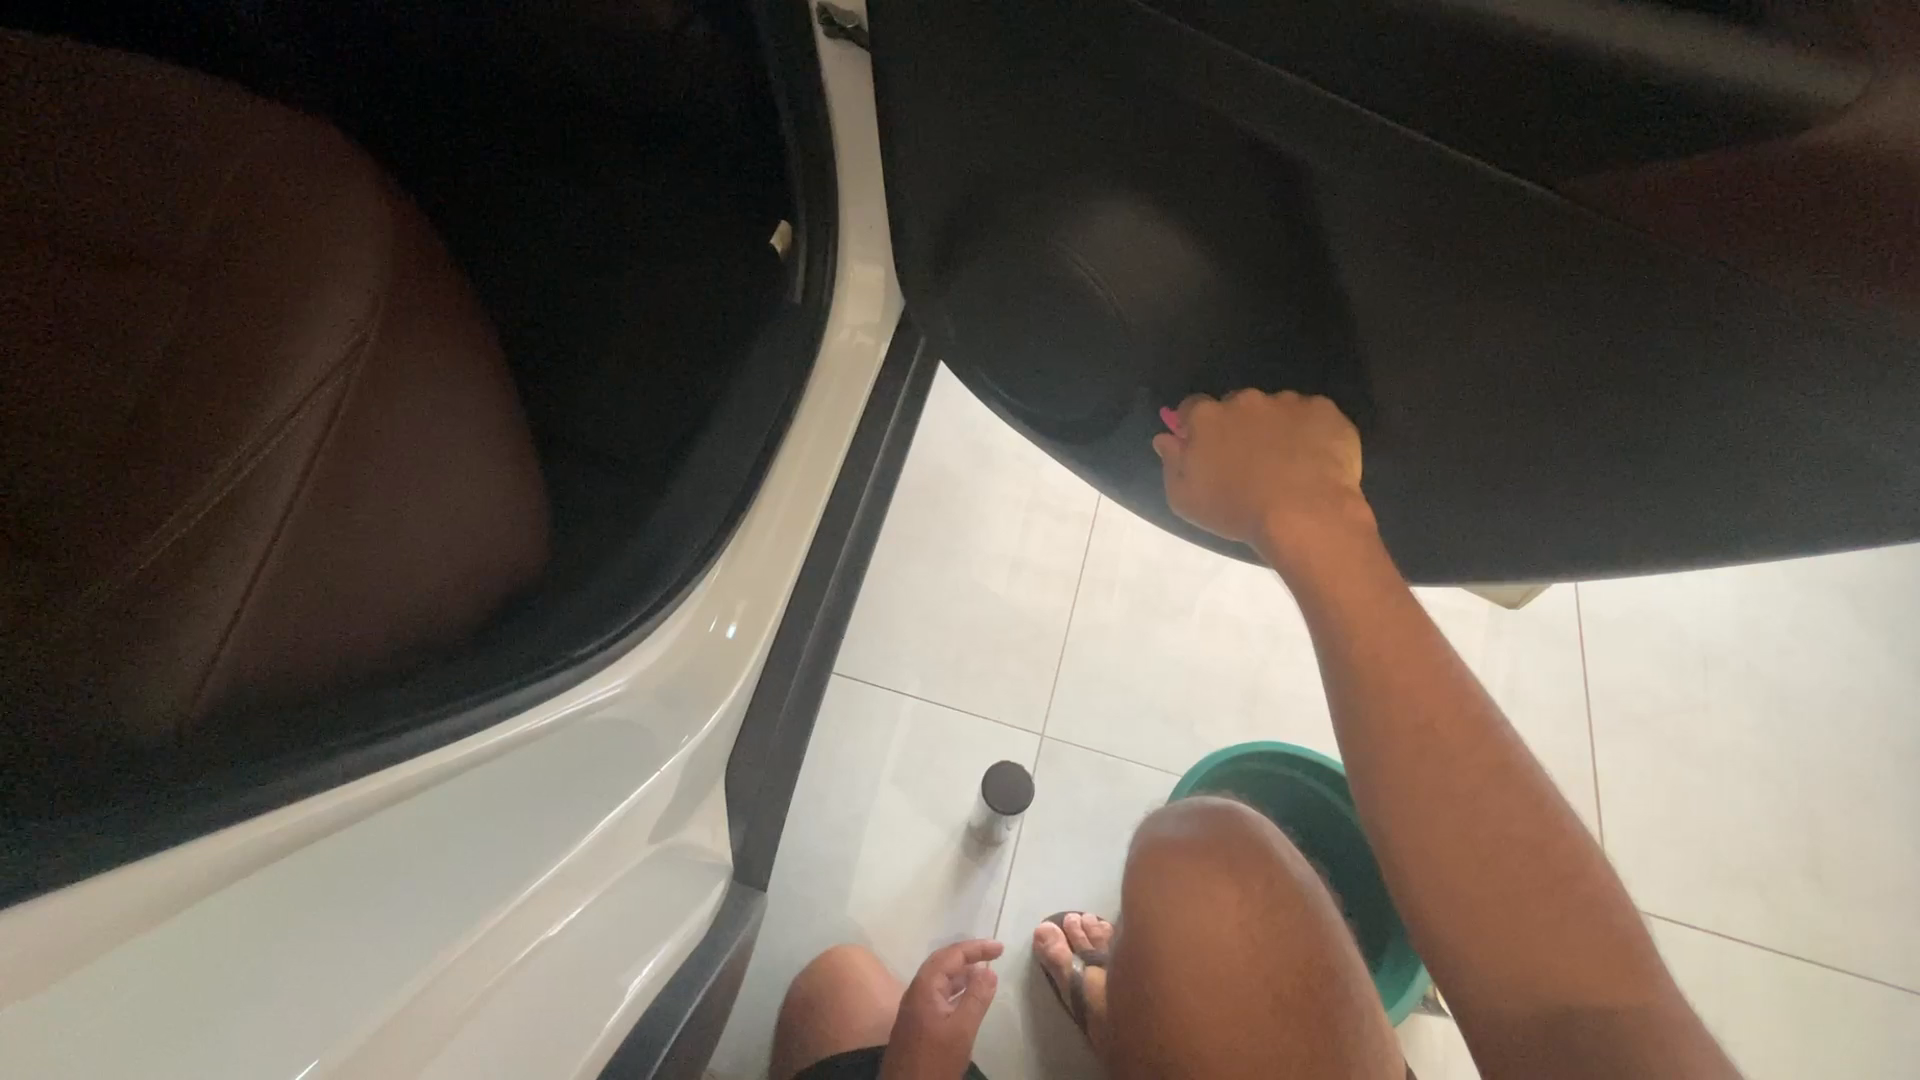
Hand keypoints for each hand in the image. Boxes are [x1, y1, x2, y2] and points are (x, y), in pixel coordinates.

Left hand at [878, 940, 1002, 1079]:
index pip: (952, 954)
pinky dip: (956, 989)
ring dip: (963, 972)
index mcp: (924, 986)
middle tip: (993, 954)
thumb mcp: (961, 1030)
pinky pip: (939, 994)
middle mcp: (916, 990)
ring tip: (985, 972)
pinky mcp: (917, 1022)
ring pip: (941, 978)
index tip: (1000, 948)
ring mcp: (915, 1006)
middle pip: (944, 961)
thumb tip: (989, 971)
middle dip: (969, 954)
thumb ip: (976, 998)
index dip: (976, 948)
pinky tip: (968, 997)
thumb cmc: (934, 1061)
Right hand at [1152, 389, 1371, 566]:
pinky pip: (1312, 416)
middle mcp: (1245, 401)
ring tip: (1286, 464)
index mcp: (1207, 418)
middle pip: (1235, 405)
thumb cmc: (1236, 510)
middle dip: (1238, 425)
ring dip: (1275, 427)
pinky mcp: (1325, 411)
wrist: (1304, 514)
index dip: (1195, 425)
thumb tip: (1165, 439)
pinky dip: (1311, 432)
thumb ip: (1171, 463)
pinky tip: (1313, 461)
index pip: (1191, 407)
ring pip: (1276, 409)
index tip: (1203, 446)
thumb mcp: (1185, 499)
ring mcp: (1288, 402)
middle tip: (1247, 460)